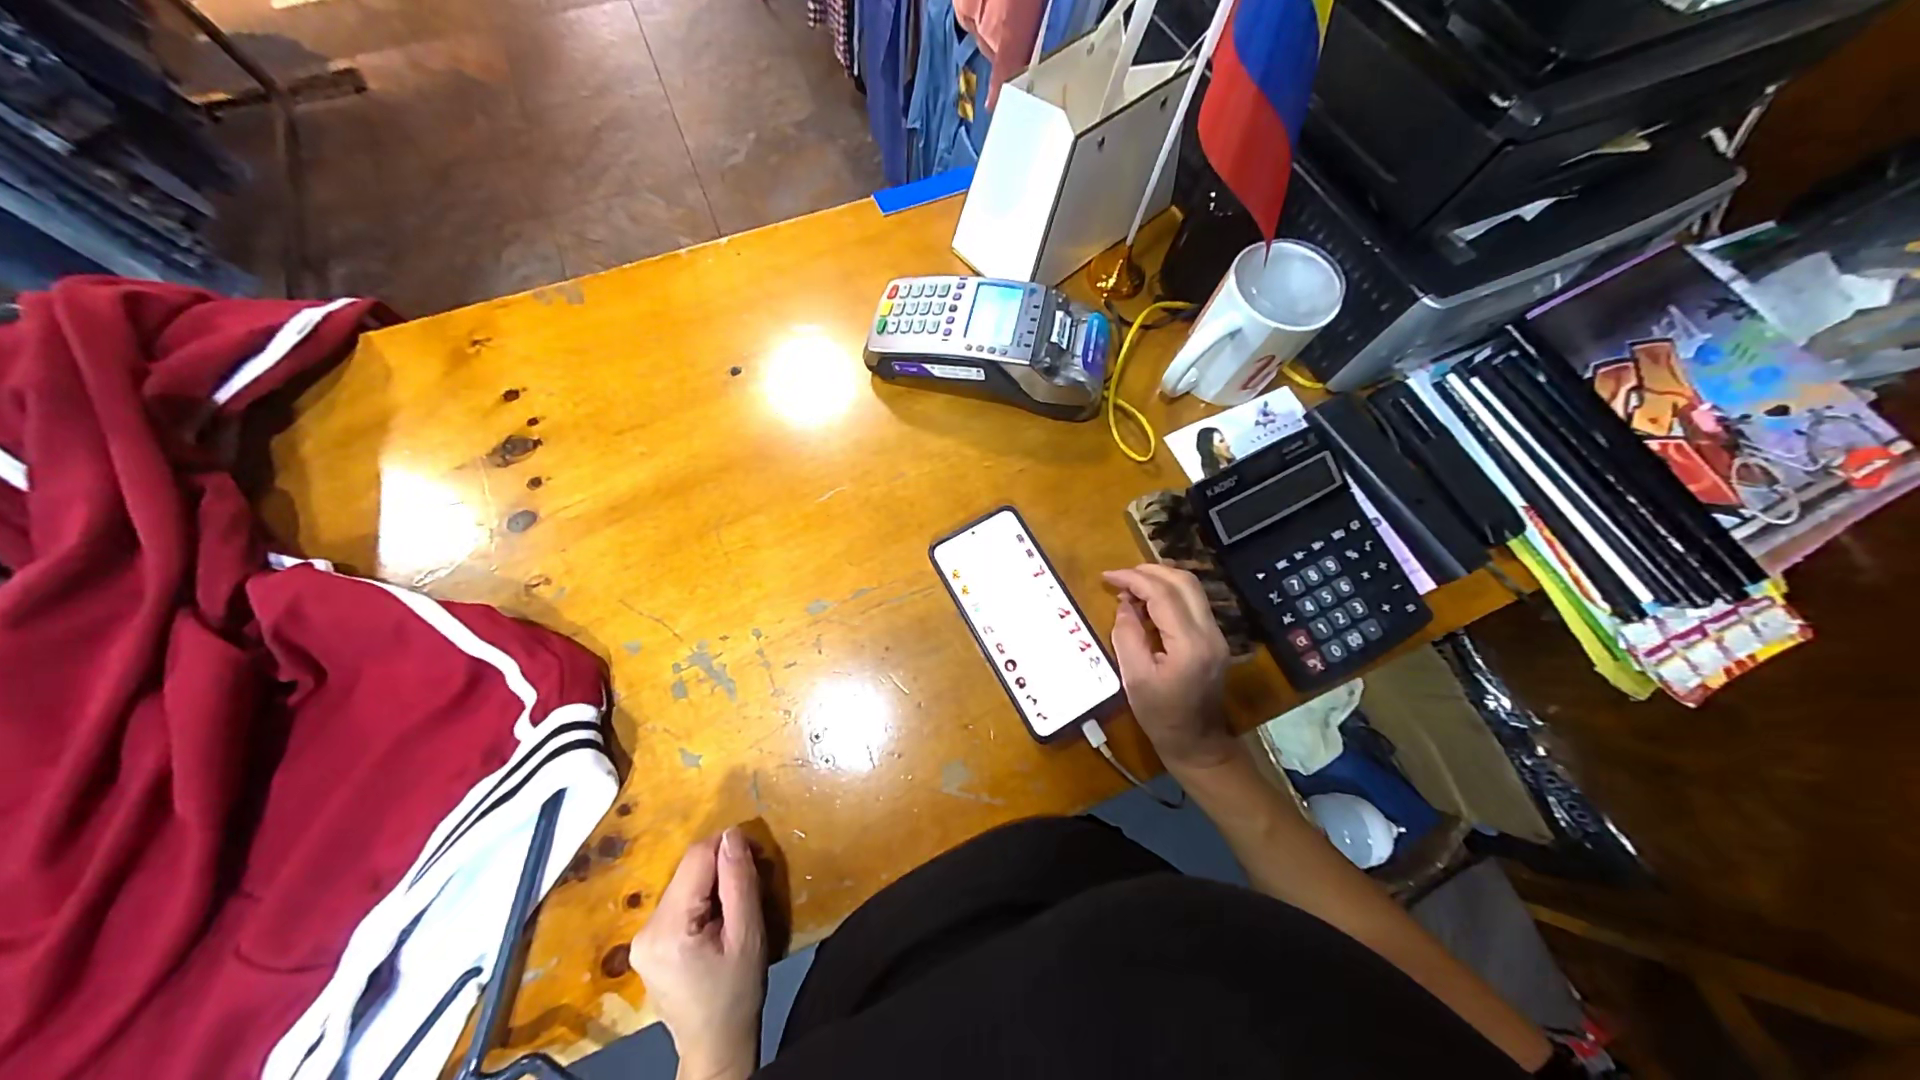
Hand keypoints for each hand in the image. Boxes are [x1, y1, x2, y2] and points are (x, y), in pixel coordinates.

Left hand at [628, 828, 766, 1079]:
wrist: (715, 1044)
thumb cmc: (737, 992)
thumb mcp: (748, 934)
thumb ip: (739, 881)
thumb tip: (733, 834)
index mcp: (668, 928)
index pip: (696, 857)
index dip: (728, 846)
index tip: (757, 856)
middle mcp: (645, 929)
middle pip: (688, 871)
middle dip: (722, 869)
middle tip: (752, 884)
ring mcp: (641, 939)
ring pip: (684, 885)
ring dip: (713, 886)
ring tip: (735, 910)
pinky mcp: (646, 945)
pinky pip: (678, 903)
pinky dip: (701, 902)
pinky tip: (717, 924)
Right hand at [1102, 564, 1238, 770]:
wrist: (1197, 743)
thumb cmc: (1160, 716)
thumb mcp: (1134, 678)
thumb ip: (1127, 635)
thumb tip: (1124, 604)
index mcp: (1189, 644)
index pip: (1163, 594)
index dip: (1134, 579)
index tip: (1107, 576)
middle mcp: (1209, 633)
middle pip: (1184, 582)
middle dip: (1149, 572)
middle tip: (1120, 577)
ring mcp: (1216, 635)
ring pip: (1191, 588)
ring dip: (1160, 580)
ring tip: (1130, 588)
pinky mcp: (1214, 639)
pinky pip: (1192, 603)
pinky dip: (1168, 594)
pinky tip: (1147, 604)